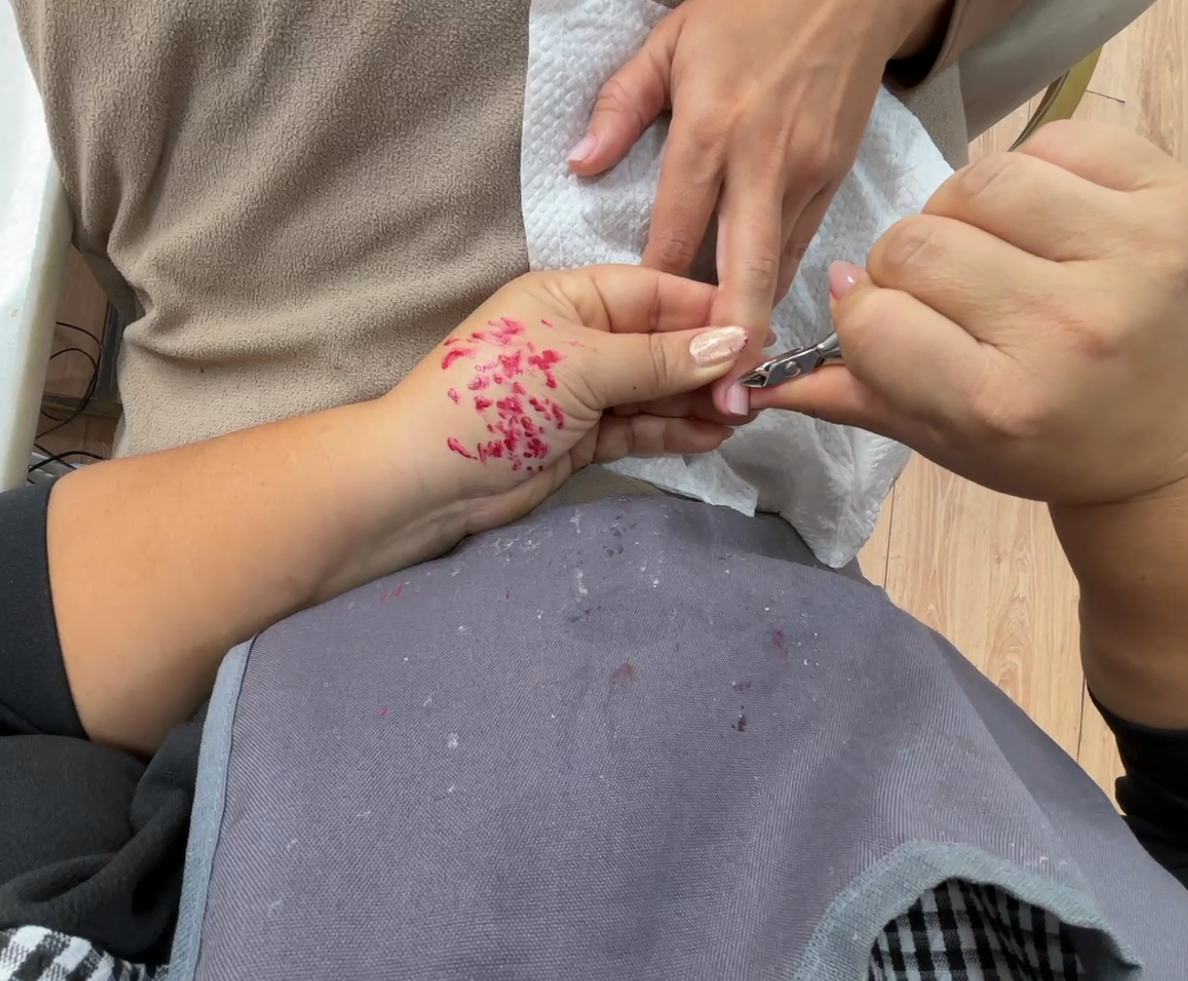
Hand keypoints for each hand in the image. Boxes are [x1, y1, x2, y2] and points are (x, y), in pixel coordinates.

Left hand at [386, 265, 750, 530]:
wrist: (428, 480)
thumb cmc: (495, 399)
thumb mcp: (581, 367)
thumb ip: (658, 359)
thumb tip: (733, 343)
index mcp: (570, 298)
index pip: (655, 294)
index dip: (708, 314)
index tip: (760, 337)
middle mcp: (579, 339)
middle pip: (659, 344)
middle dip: (707, 365)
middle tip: (757, 389)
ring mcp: (580, 392)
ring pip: (652, 390)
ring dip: (695, 402)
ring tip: (742, 416)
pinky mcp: (579, 437)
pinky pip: (635, 427)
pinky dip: (669, 431)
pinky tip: (708, 436)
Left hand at [568, 0, 947, 415]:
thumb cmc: (748, 6)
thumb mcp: (671, 39)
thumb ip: (621, 105)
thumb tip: (580, 165)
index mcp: (709, 134)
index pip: (676, 237)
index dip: (661, 302)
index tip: (647, 353)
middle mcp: (760, 166)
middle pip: (744, 273)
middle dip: (732, 344)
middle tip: (724, 403)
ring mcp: (805, 177)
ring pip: (775, 271)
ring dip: (754, 327)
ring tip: (735, 383)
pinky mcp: (834, 179)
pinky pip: (798, 250)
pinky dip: (774, 288)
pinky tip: (753, 320)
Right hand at [753, 122, 1187, 505]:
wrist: (1176, 441)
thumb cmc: (1037, 447)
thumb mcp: (932, 438)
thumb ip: (845, 396)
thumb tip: (753, 376)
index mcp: (997, 402)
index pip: (871, 320)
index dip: (859, 316)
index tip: (882, 325)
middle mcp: (1068, 328)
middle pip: (915, 245)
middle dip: (899, 266)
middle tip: (929, 291)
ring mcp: (1137, 255)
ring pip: (976, 183)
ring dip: (954, 214)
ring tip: (979, 251)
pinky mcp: (1184, 200)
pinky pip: (1055, 143)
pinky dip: (1023, 174)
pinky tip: (1034, 221)